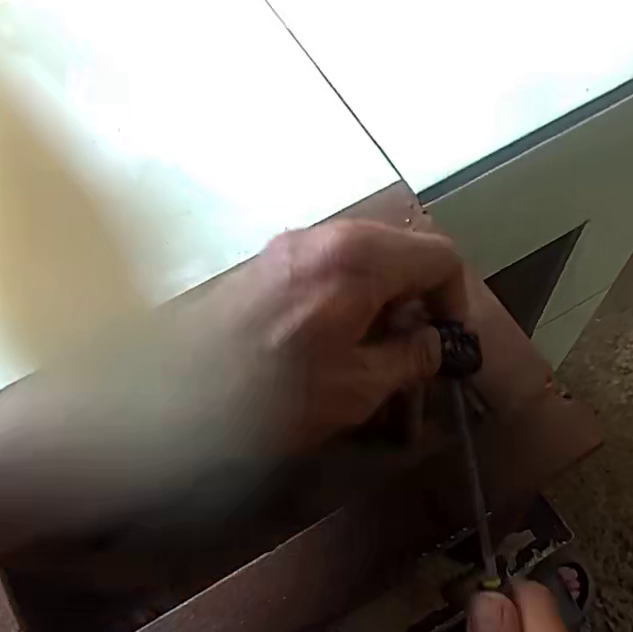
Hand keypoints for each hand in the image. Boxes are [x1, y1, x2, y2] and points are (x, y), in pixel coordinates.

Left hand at [205, 220, 471, 449]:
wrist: (176, 394)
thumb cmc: (272, 394)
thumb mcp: (359, 387)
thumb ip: (410, 359)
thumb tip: (433, 344)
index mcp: (357, 257)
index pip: (438, 257)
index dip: (456, 302)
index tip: (449, 342)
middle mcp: (325, 236)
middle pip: (400, 255)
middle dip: (417, 305)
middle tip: (414, 356)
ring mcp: (290, 248)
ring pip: (364, 265)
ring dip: (382, 306)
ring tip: (375, 359)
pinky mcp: (266, 267)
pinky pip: (327, 273)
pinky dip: (347, 304)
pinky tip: (336, 348)